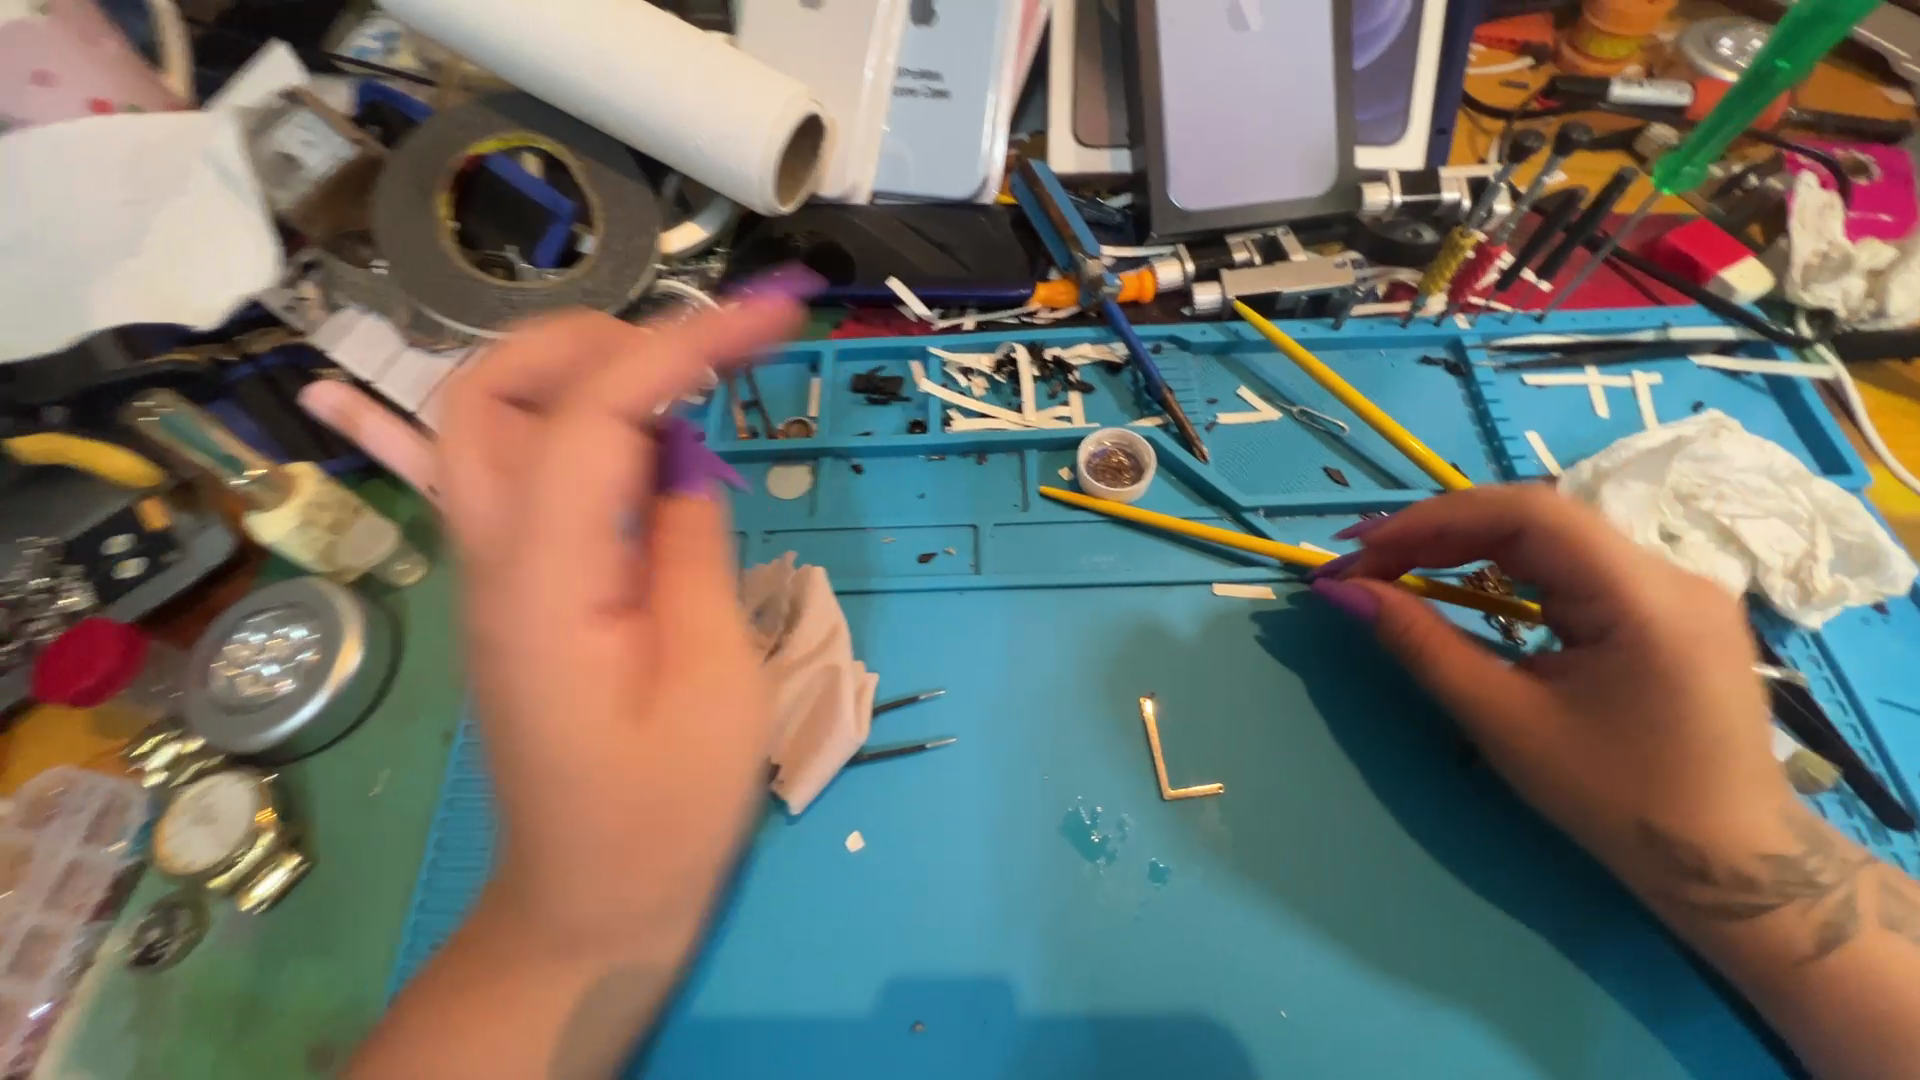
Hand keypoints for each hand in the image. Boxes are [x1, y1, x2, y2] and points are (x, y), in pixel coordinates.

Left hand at [437, 297, 806, 953]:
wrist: (592, 894)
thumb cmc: (667, 806)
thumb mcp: (715, 675)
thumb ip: (690, 546)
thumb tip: (681, 453)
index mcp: (547, 580)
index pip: (597, 413)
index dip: (687, 346)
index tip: (775, 314)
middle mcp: (492, 557)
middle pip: (493, 389)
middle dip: (601, 338)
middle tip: (704, 350)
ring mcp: (490, 570)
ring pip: (487, 420)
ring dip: (582, 372)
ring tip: (681, 379)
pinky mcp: (514, 587)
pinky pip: (510, 473)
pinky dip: (569, 422)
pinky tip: (609, 416)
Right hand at [1308, 484, 1792, 884]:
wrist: (1726, 861)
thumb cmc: (1614, 797)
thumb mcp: (1501, 718)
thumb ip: (1419, 642)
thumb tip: (1343, 590)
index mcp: (1645, 597)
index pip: (1527, 514)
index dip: (1432, 518)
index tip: (1361, 545)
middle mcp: (1668, 572)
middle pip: (1532, 517)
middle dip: (1435, 532)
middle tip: (1362, 562)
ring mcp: (1668, 586)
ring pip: (1543, 536)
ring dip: (1460, 545)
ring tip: (1392, 567)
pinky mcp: (1655, 604)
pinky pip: (1561, 562)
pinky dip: (1495, 565)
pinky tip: (1453, 579)